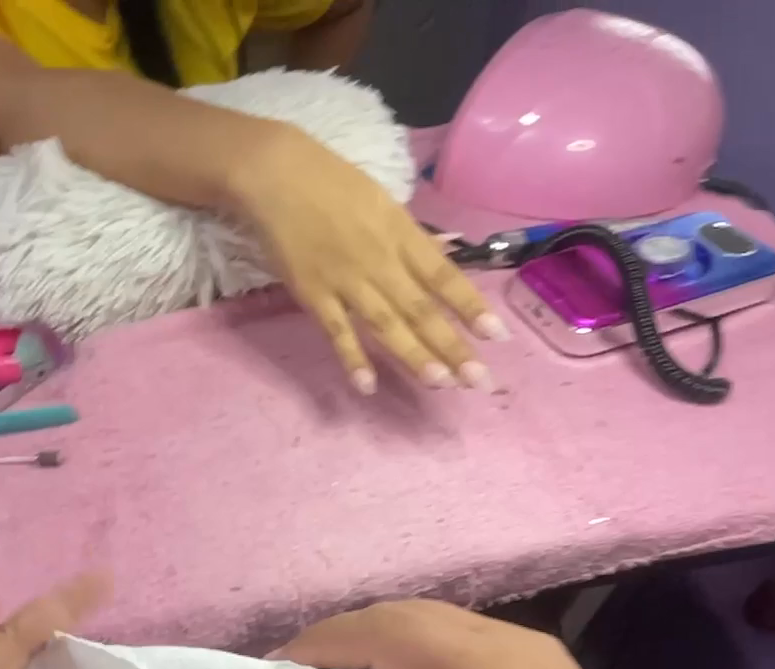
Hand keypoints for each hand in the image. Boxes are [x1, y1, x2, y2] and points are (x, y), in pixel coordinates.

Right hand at [229, 122, 506, 394]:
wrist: (276, 177)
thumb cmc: (331, 184)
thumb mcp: (382, 202)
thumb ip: (407, 239)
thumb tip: (438, 262)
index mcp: (401, 234)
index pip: (444, 277)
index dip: (471, 307)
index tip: (498, 336)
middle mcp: (381, 261)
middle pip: (422, 309)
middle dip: (452, 345)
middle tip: (478, 380)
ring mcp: (346, 281)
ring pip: (387, 324)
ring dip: (414, 355)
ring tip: (441, 383)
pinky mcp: (313, 295)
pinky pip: (337, 331)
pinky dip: (352, 358)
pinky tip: (367, 385)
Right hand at [273, 600, 694, 668]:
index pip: (388, 636)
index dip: (320, 648)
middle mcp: (512, 643)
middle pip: (399, 614)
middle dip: (332, 640)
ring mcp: (523, 640)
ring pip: (417, 614)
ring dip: (360, 638)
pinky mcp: (524, 650)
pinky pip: (440, 629)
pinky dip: (393, 644)